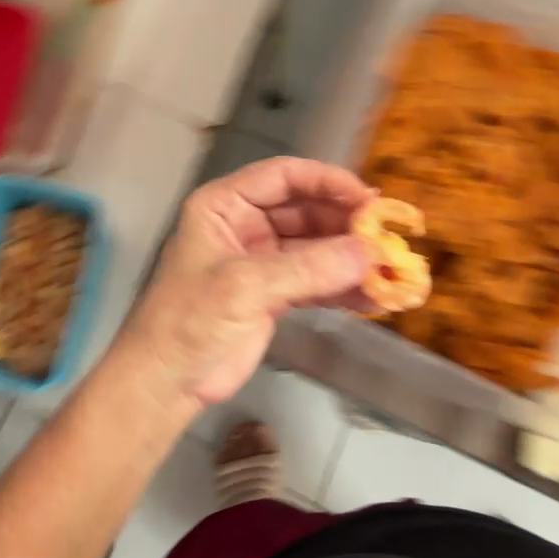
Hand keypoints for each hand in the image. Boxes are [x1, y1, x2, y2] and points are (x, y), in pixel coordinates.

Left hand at [117, 157, 373, 408]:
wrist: (165, 381)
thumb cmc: (189, 321)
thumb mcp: (243, 288)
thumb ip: (306, 269)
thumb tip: (369, 253)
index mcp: (223, 205)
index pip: (282, 176)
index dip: (327, 181)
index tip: (369, 199)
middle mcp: (244, 224)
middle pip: (306, 210)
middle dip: (347, 224)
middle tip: (390, 239)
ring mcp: (261, 260)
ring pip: (316, 247)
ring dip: (352, 259)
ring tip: (393, 272)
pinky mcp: (274, 294)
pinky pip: (317, 281)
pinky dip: (345, 289)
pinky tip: (376, 300)